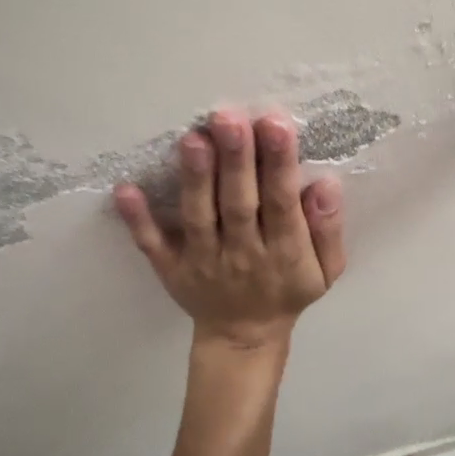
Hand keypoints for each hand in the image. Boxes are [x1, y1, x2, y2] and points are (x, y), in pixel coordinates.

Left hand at [114, 108, 347, 455]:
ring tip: (192, 139)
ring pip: (199, 217)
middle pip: (239, 203)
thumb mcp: (326, 270)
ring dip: (195, 179)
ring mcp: (202, 261)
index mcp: (284, 251)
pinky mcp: (171, 269)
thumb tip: (325, 184)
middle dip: (235, 160)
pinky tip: (126, 190)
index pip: (281, 203)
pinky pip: (153, 245)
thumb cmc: (288, 291)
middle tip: (228, 117)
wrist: (244, 338)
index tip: (275, 124)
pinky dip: (139, 220)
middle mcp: (242, 253)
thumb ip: (328, 229)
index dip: (279, 164)